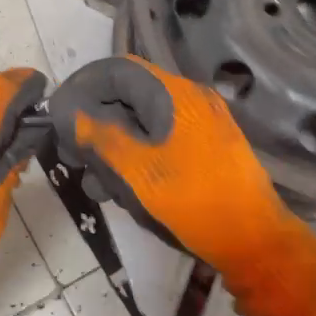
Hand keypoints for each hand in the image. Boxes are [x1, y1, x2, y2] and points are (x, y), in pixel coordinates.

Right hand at [47, 56, 315, 315]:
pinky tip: (120, 188)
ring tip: (95, 182)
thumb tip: (65, 110)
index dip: (82, 86)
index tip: (59, 114)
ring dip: (111, 144)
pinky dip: (134, 155)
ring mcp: (202, 124)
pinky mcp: (207, 149)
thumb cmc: (192, 203)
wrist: (256, 245)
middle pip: (128, 94)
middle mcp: (190, 99)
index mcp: (175, 94)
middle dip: (94, 121)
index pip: (117, 69)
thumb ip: (96, 134)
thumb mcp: (135, 171)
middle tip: (71, 154)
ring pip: (142, 120)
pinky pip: (160, 139)